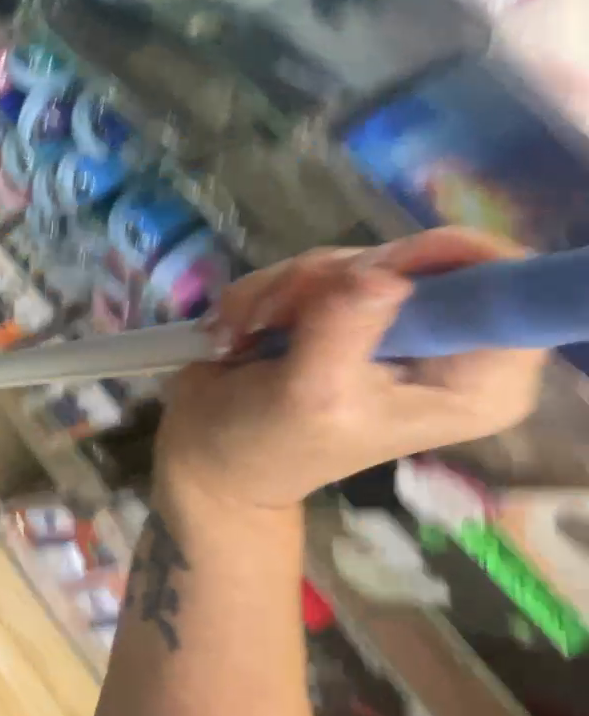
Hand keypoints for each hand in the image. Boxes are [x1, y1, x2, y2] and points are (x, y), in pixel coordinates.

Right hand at [157, 228, 545, 510]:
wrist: (207, 453)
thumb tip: (382, 275)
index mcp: (472, 379)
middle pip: (408, 263)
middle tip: (271, 319)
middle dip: (325, 282)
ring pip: (341, 263)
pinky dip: (257, 295)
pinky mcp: (331, 312)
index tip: (371, 272)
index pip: (508, 292)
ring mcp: (381, 323)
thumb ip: (347, 331)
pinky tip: (236, 331)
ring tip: (242, 334)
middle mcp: (438, 343)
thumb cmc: (268, 442)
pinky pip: (299, 273)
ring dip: (275, 292)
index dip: (448, 263)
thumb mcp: (311, 395)